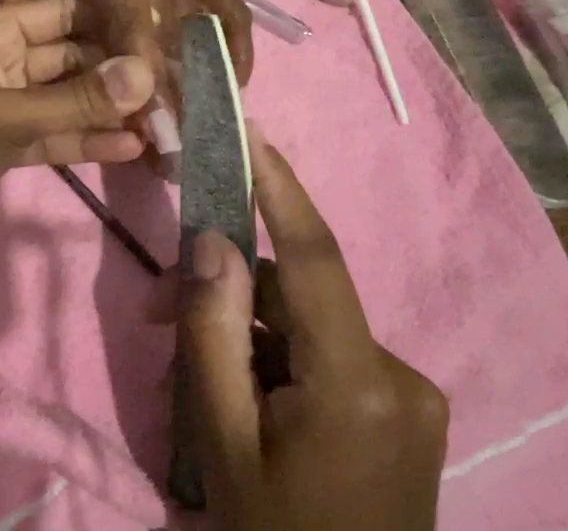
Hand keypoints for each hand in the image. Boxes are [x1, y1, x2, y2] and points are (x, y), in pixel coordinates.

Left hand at [0, 0, 155, 251]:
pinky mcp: (9, 140)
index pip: (63, 12)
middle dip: (119, 74)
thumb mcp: (5, 118)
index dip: (112, 22)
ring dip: (109, 110)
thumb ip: (74, 100)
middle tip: (180, 92)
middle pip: (72, 56)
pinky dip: (86, 139)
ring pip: (67, 98)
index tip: (168, 37)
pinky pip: (56, 133)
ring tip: (168, 124)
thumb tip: (144, 73)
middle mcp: (3, 58)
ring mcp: (7, 101)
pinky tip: (131, 148)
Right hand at [164, 126, 447, 528]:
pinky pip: (328, 353)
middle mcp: (400, 375)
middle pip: (298, 295)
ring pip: (309, 324)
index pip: (313, 260)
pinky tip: (245, 390)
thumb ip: (211, 333)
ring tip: (196, 368)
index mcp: (356, 383)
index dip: (281, 189)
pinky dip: (279, 355)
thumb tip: (210, 241)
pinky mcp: (406, 410)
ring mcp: (411, 394)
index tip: (253, 132)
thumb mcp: (221, 436)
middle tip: (156, 310)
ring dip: (249, 329)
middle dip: (228, 289)